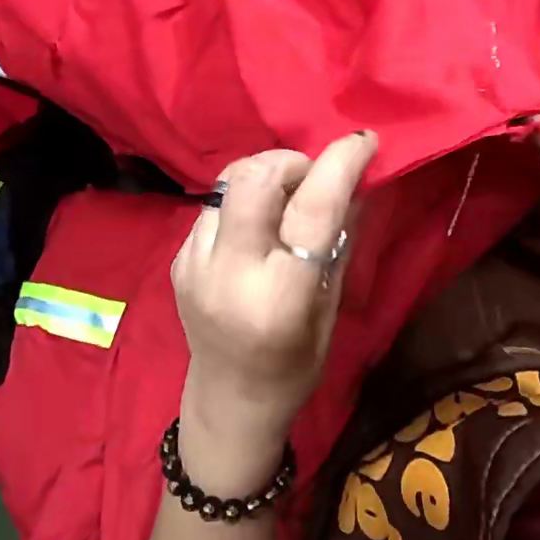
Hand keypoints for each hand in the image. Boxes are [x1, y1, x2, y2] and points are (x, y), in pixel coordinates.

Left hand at [170, 132, 377, 493]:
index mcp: (278, 297)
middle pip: (252, 178)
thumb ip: (339, 242)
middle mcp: (229, 274)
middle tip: (310, 179)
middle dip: (289, 162)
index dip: (340, 164)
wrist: (228, 398)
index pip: (310, 210)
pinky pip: (214, 206)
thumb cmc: (294, 366)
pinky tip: (255, 228)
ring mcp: (195, 264)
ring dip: (264, 176)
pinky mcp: (178, 260)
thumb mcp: (331, 310)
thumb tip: (354, 182)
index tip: (362, 141)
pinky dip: (242, 201)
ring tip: (284, 200)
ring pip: (227, 183)